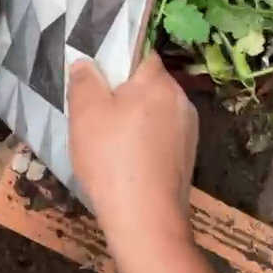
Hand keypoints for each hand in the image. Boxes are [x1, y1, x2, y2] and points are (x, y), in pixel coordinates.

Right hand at [66, 52, 197, 243]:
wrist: (145, 219)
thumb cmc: (112, 158)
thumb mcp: (85, 113)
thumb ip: (84, 80)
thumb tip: (86, 63)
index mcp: (159, 82)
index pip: (141, 53)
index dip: (117, 60)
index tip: (97, 77)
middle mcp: (181, 100)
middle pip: (148, 84)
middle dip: (123, 92)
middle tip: (94, 111)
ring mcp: (188, 131)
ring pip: (154, 112)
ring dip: (134, 118)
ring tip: (107, 140)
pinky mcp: (187, 157)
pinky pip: (161, 136)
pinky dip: (144, 141)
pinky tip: (124, 161)